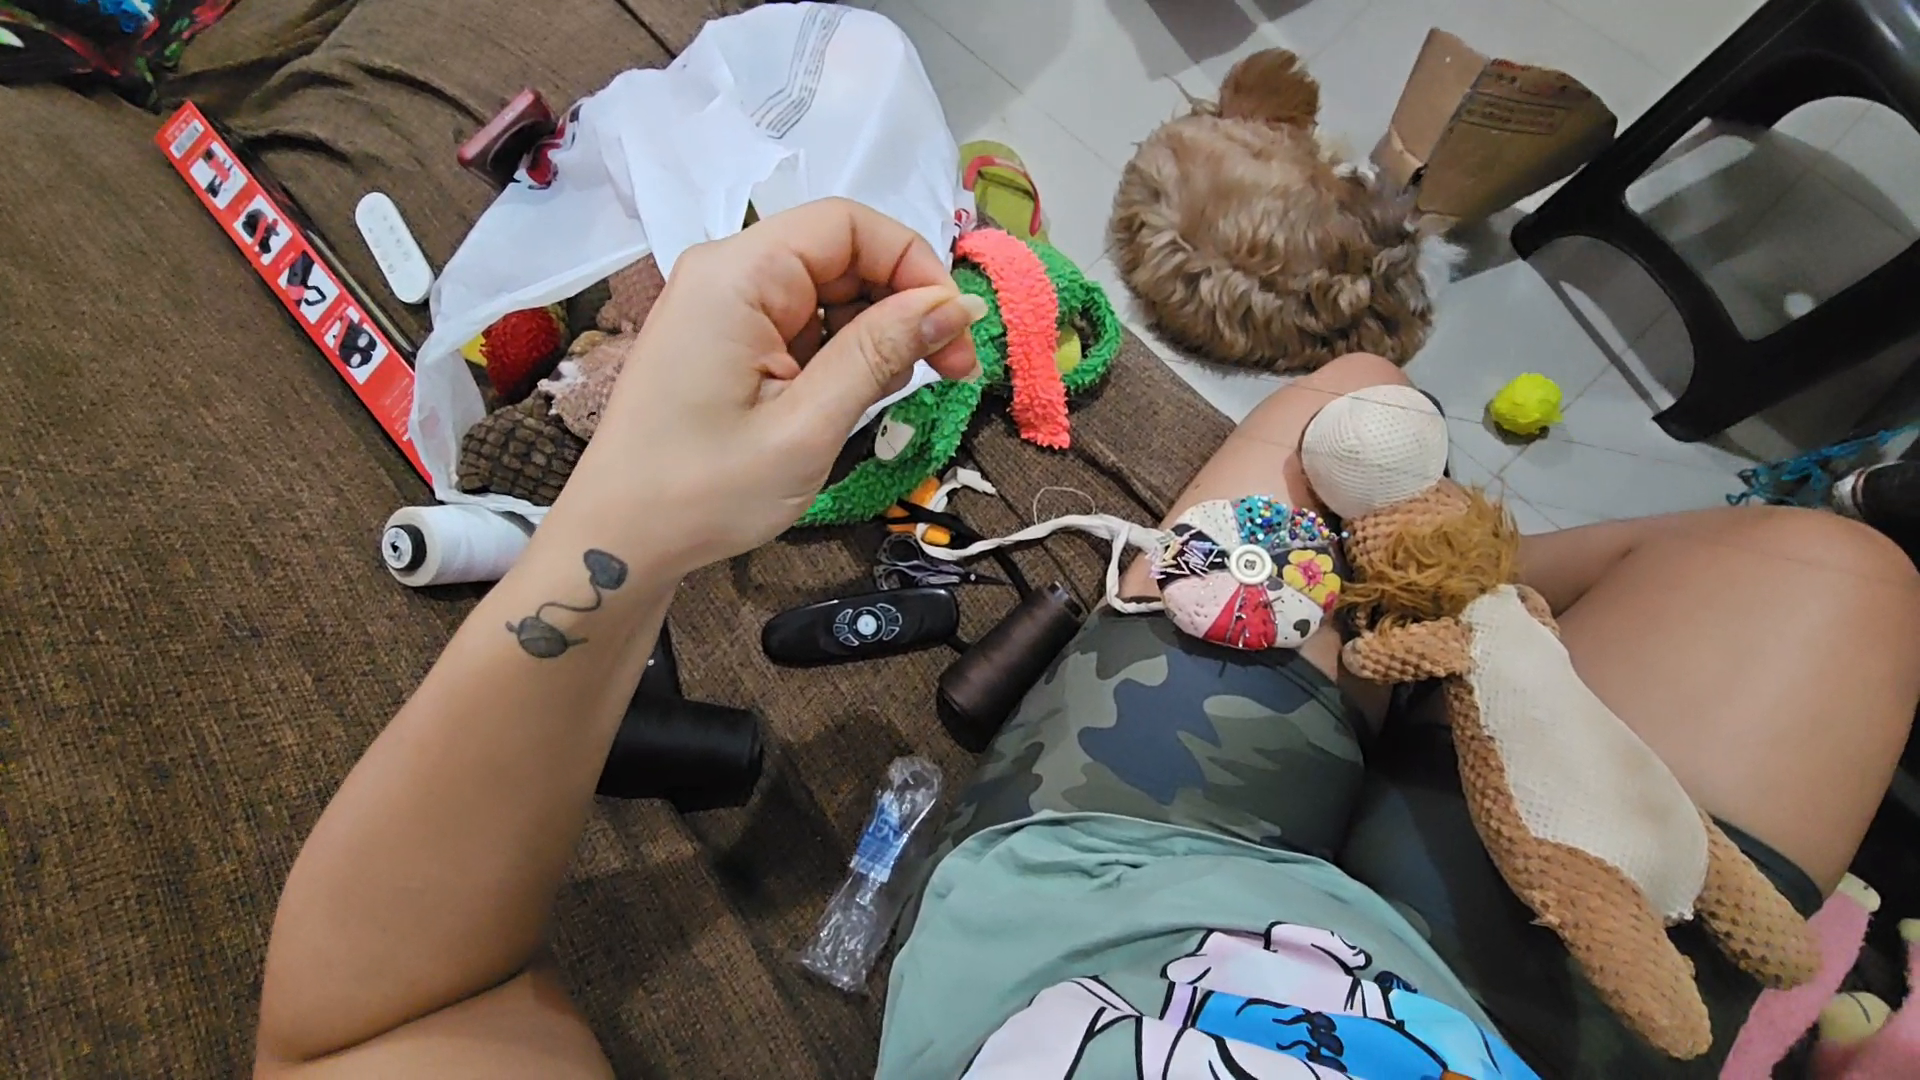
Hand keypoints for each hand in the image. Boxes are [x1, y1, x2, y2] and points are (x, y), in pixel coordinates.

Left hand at [551, 198, 983, 573]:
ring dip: (878, 335)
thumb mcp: (808, 424)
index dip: (914, 264)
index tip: (955, 329)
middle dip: (904, 304)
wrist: (624, 541)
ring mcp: (727, 310)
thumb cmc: (708, 491)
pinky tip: (855, 397)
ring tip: (893, 395)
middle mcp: (730, 275)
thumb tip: (959, 305)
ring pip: (830, 295)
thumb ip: (882, 353)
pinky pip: (805, 328)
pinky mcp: (731, 344)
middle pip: (842, 256)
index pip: (848, 225)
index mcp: (739, 275)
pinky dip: (844, 356)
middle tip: (952, 371)